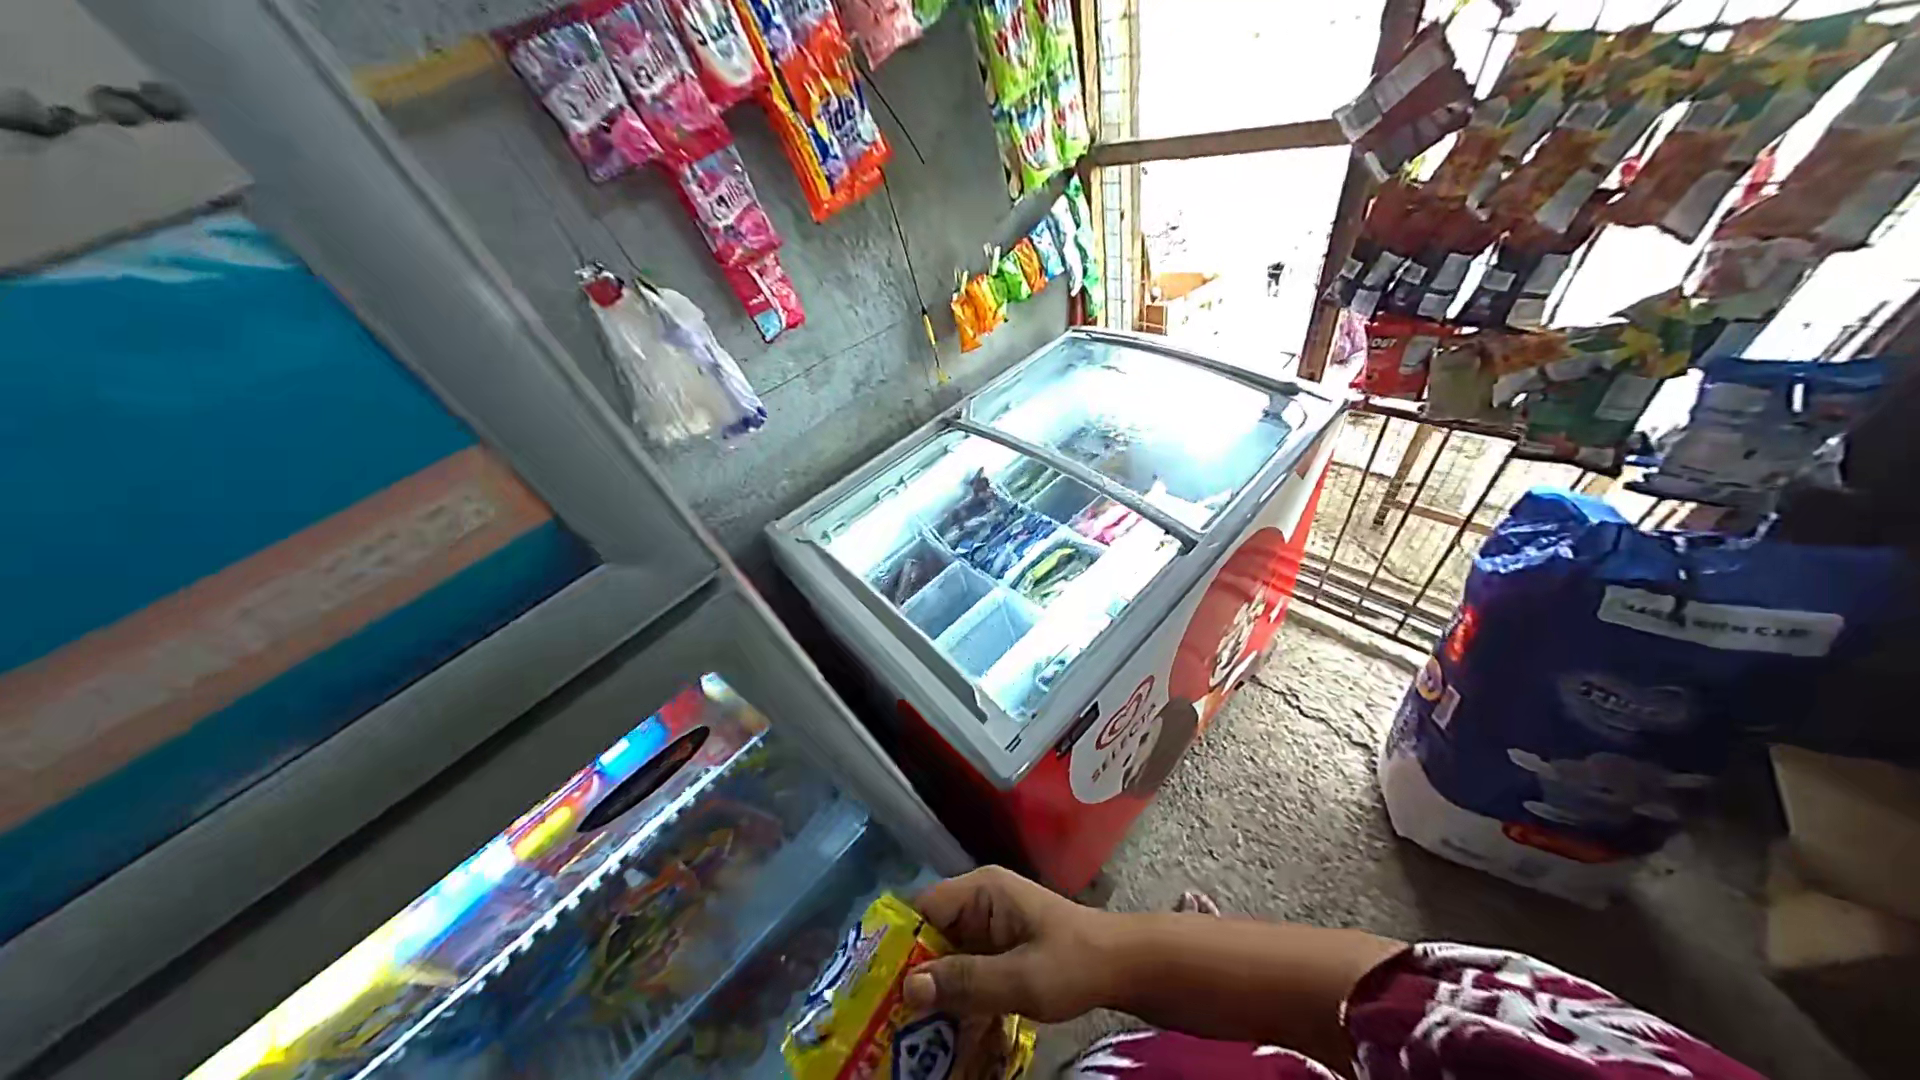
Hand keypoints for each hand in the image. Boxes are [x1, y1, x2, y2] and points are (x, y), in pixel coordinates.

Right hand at [904, 866, 1115, 1021]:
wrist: (1121, 967)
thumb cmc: (1074, 962)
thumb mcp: (1021, 978)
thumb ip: (966, 982)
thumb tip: (908, 989)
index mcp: (981, 891)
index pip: (924, 908)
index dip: (900, 944)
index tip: (879, 985)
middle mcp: (979, 902)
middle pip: (932, 935)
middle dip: (915, 976)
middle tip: (891, 1020)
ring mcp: (990, 926)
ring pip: (947, 958)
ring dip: (936, 994)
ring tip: (912, 1034)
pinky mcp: (999, 950)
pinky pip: (967, 971)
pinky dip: (958, 999)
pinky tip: (948, 1033)